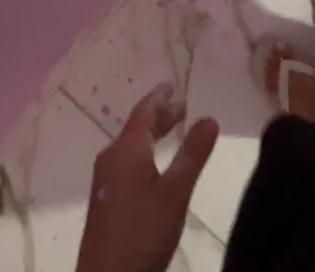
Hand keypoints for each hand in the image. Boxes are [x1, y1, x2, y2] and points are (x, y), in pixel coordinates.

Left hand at [75, 83, 218, 271]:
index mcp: (126, 149)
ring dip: (151, 135)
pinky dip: (144, 152)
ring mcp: (104, 179)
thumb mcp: (174, 194)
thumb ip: (192, 155)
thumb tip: (209, 116)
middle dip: (159, 116)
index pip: (143, 111)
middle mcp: (111, 157)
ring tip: (172, 132)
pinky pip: (126, 161)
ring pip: (131, 146)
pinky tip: (152, 168)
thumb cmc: (142, 232)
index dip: (159, 96)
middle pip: (136, 127)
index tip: (172, 83)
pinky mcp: (104, 199)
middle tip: (181, 108)